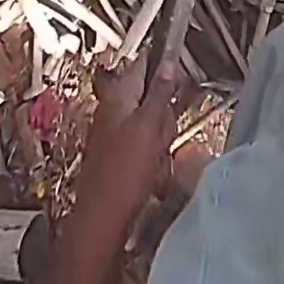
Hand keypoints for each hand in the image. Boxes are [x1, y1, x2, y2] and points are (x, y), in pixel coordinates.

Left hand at [63, 59, 180, 256]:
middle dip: (165, 111)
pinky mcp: (121, 153)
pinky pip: (147, 143)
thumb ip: (160, 90)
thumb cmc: (124, 172)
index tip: (182, 79)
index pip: (144, 63)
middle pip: (153, 94)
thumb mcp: (149, 124)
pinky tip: (152, 168)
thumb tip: (169, 61)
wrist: (102, 221)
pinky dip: (154, 153)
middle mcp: (114, 108)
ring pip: (153, 120)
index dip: (166, 67)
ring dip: (161, 135)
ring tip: (157, 153)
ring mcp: (116, 131)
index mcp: (118, 95)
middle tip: (164, 129)